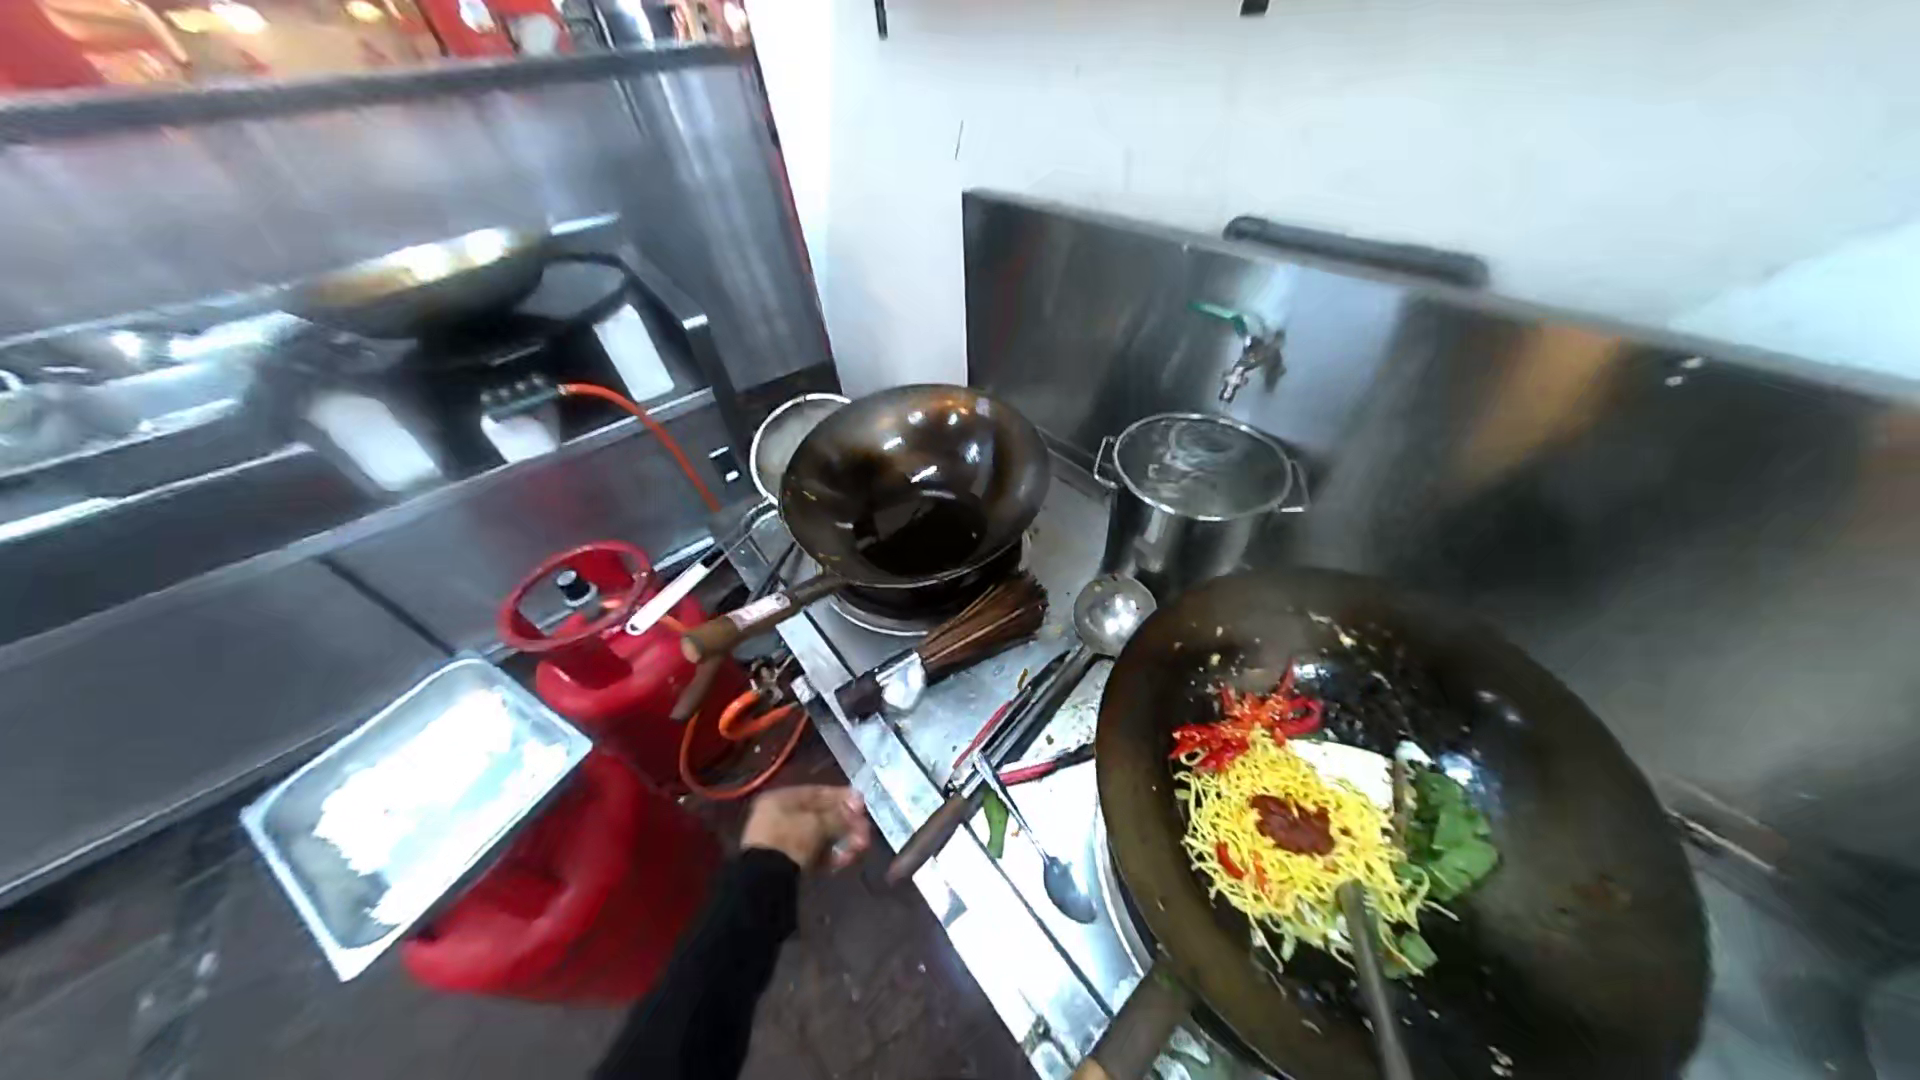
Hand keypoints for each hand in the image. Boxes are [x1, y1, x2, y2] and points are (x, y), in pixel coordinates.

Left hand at [741, 785, 872, 871]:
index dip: (841, 797)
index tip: (862, 804)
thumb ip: (840, 815)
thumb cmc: (790, 840)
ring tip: (859, 847)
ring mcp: (780, 841)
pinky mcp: (785, 864)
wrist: (764, 883)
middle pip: (820, 816)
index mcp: (780, 799)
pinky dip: (829, 856)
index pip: (817, 792)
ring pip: (818, 836)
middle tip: (864, 830)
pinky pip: (812, 854)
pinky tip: (846, 859)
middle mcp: (778, 816)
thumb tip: (856, 808)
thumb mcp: (818, 823)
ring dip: (841, 840)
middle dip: (845, 823)